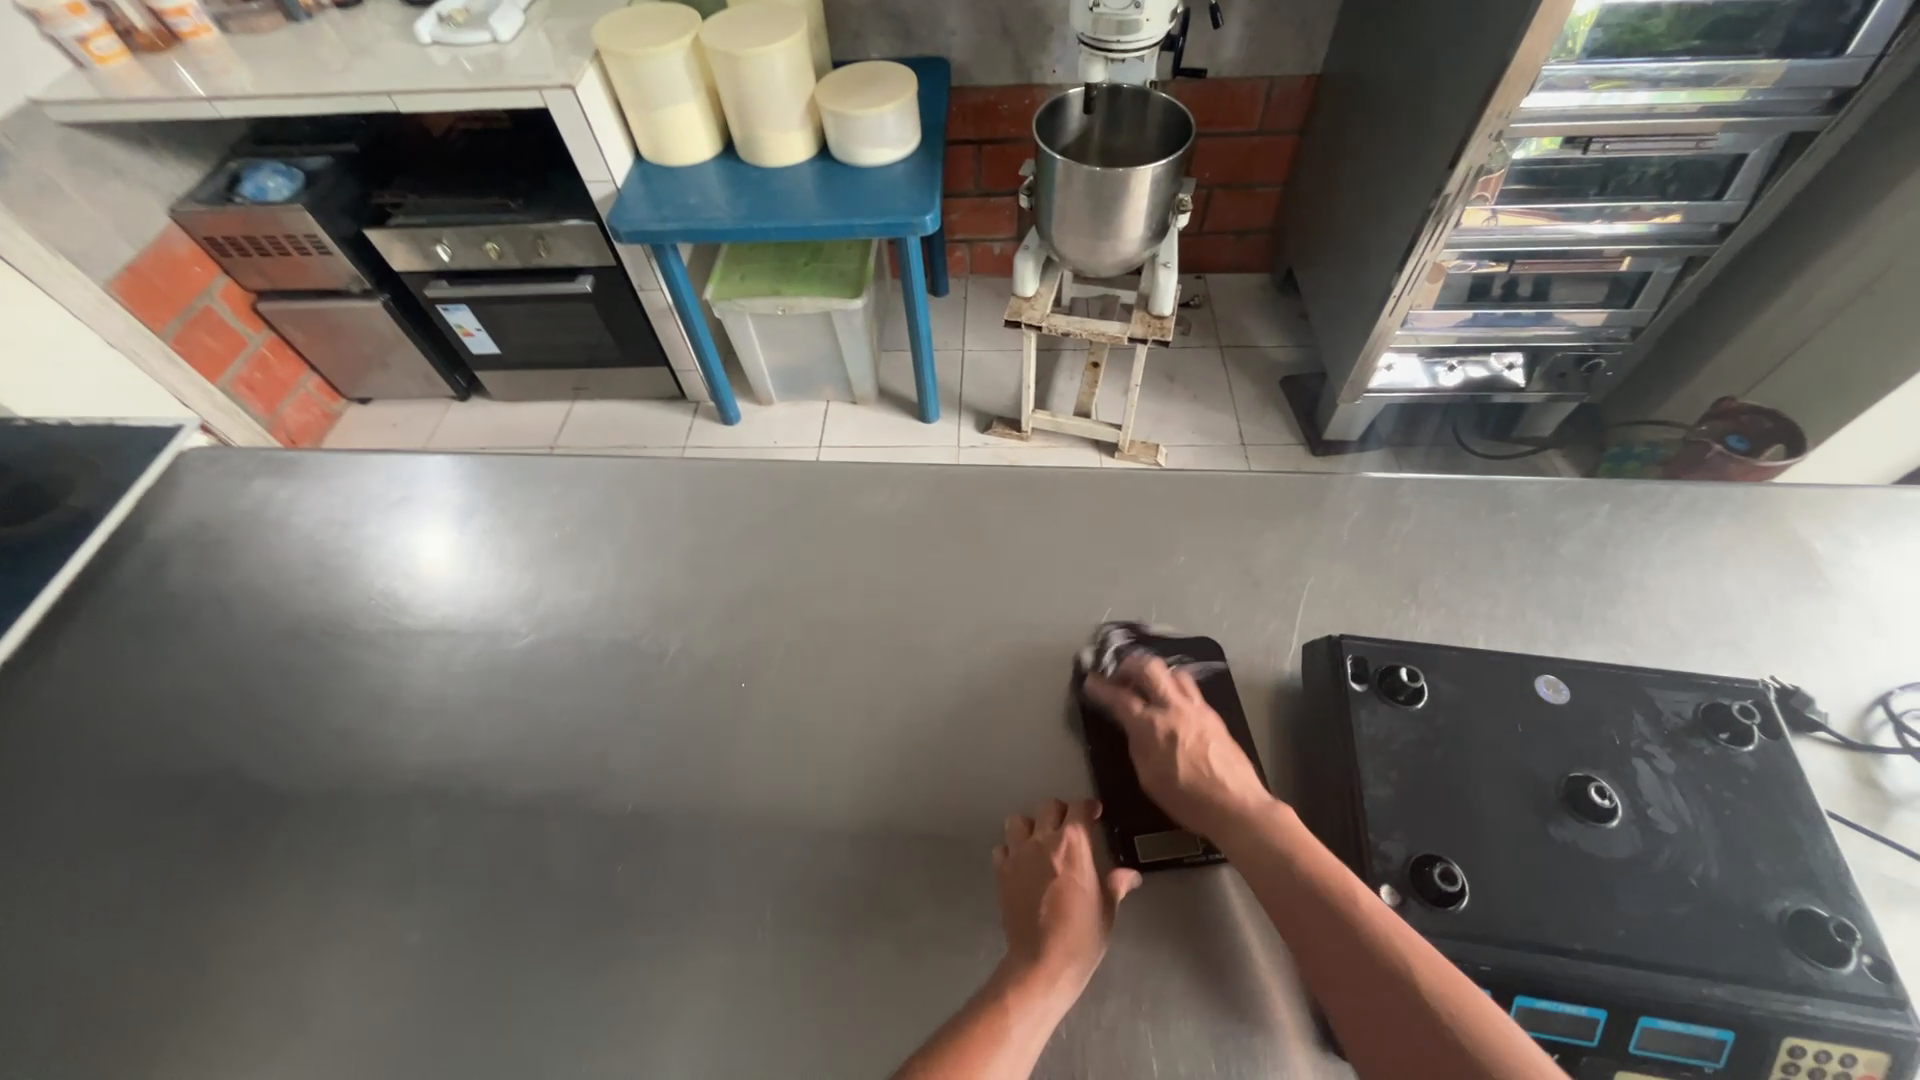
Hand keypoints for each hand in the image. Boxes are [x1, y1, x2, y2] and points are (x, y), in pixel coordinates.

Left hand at [995, 798, 1140, 994]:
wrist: (1042, 961)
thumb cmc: (1082, 935)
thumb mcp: (1107, 908)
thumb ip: (1116, 884)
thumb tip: (1132, 876)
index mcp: (1073, 843)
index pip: (1079, 808)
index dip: (1088, 807)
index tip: (1094, 813)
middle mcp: (1043, 840)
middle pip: (1048, 807)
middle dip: (1061, 812)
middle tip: (1070, 827)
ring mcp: (1018, 854)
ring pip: (1018, 821)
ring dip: (1030, 826)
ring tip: (1040, 841)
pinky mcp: (1002, 872)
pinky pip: (1003, 848)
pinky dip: (1011, 850)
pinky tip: (1021, 864)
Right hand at [1082, 654, 1274, 839]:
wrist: (1236, 805)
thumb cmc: (1186, 800)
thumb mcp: (1147, 777)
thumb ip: (1137, 746)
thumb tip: (1134, 728)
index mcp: (1151, 726)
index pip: (1119, 697)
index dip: (1100, 687)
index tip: (1090, 681)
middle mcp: (1174, 708)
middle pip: (1148, 667)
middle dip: (1129, 665)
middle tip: (1121, 676)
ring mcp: (1197, 708)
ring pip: (1174, 672)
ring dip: (1156, 674)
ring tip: (1149, 687)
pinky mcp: (1214, 715)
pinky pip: (1191, 690)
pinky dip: (1175, 688)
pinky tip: (1172, 705)